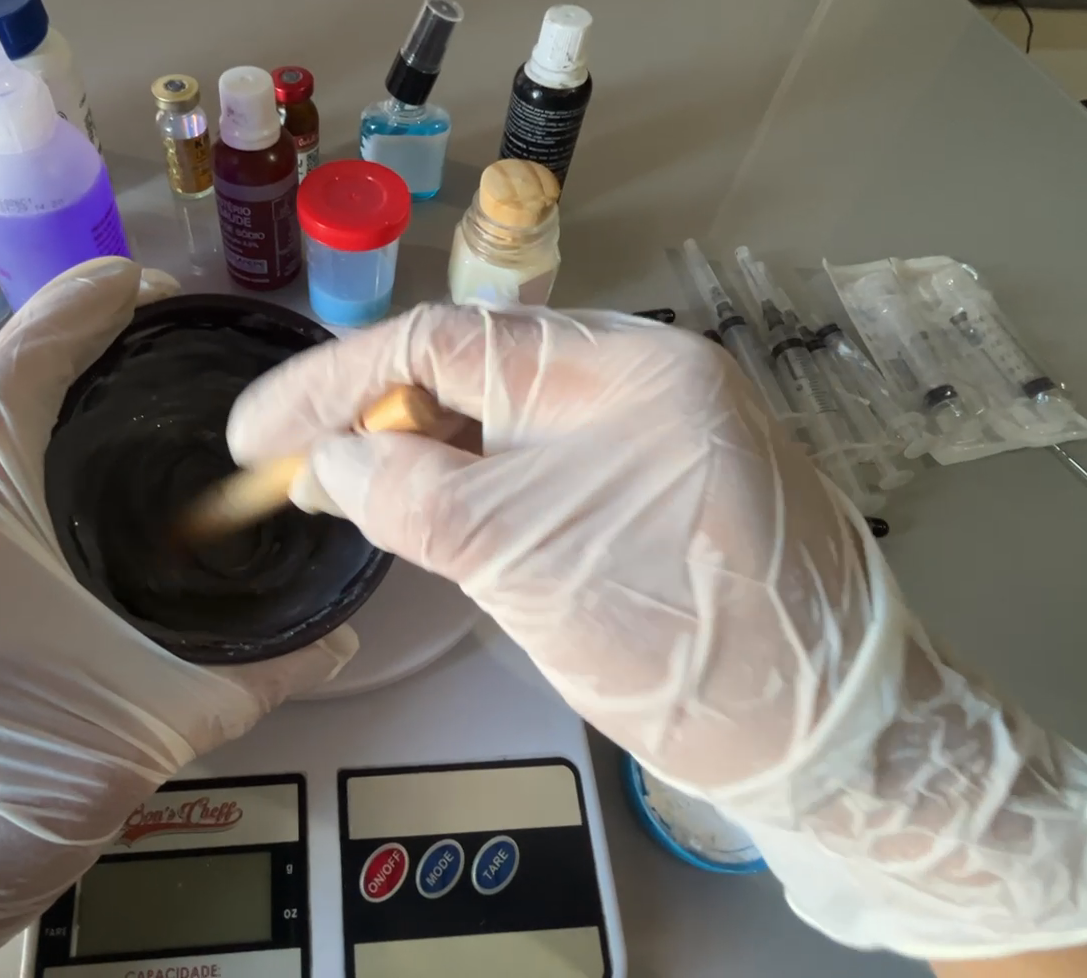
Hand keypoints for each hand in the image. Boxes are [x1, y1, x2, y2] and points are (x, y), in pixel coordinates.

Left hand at [0, 259, 356, 976]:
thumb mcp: (150, 734)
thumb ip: (258, 676)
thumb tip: (343, 638)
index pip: (5, 383)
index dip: (69, 314)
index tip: (139, 279)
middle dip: (74, 341)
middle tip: (165, 324)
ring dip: (54, 392)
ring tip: (140, 375)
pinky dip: (35, 449)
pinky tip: (95, 464)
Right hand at [228, 303, 1086, 960]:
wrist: (830, 742)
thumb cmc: (683, 645)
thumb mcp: (524, 563)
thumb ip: (411, 497)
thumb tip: (325, 460)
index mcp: (616, 369)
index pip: (442, 344)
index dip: (333, 382)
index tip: (256, 431)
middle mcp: (631, 376)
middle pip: (464, 374)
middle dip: (369, 418)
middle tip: (294, 466)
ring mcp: (638, 426)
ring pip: (491, 422)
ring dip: (412, 455)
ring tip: (342, 489)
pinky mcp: (637, 480)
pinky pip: (526, 464)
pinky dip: (462, 485)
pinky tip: (420, 509)